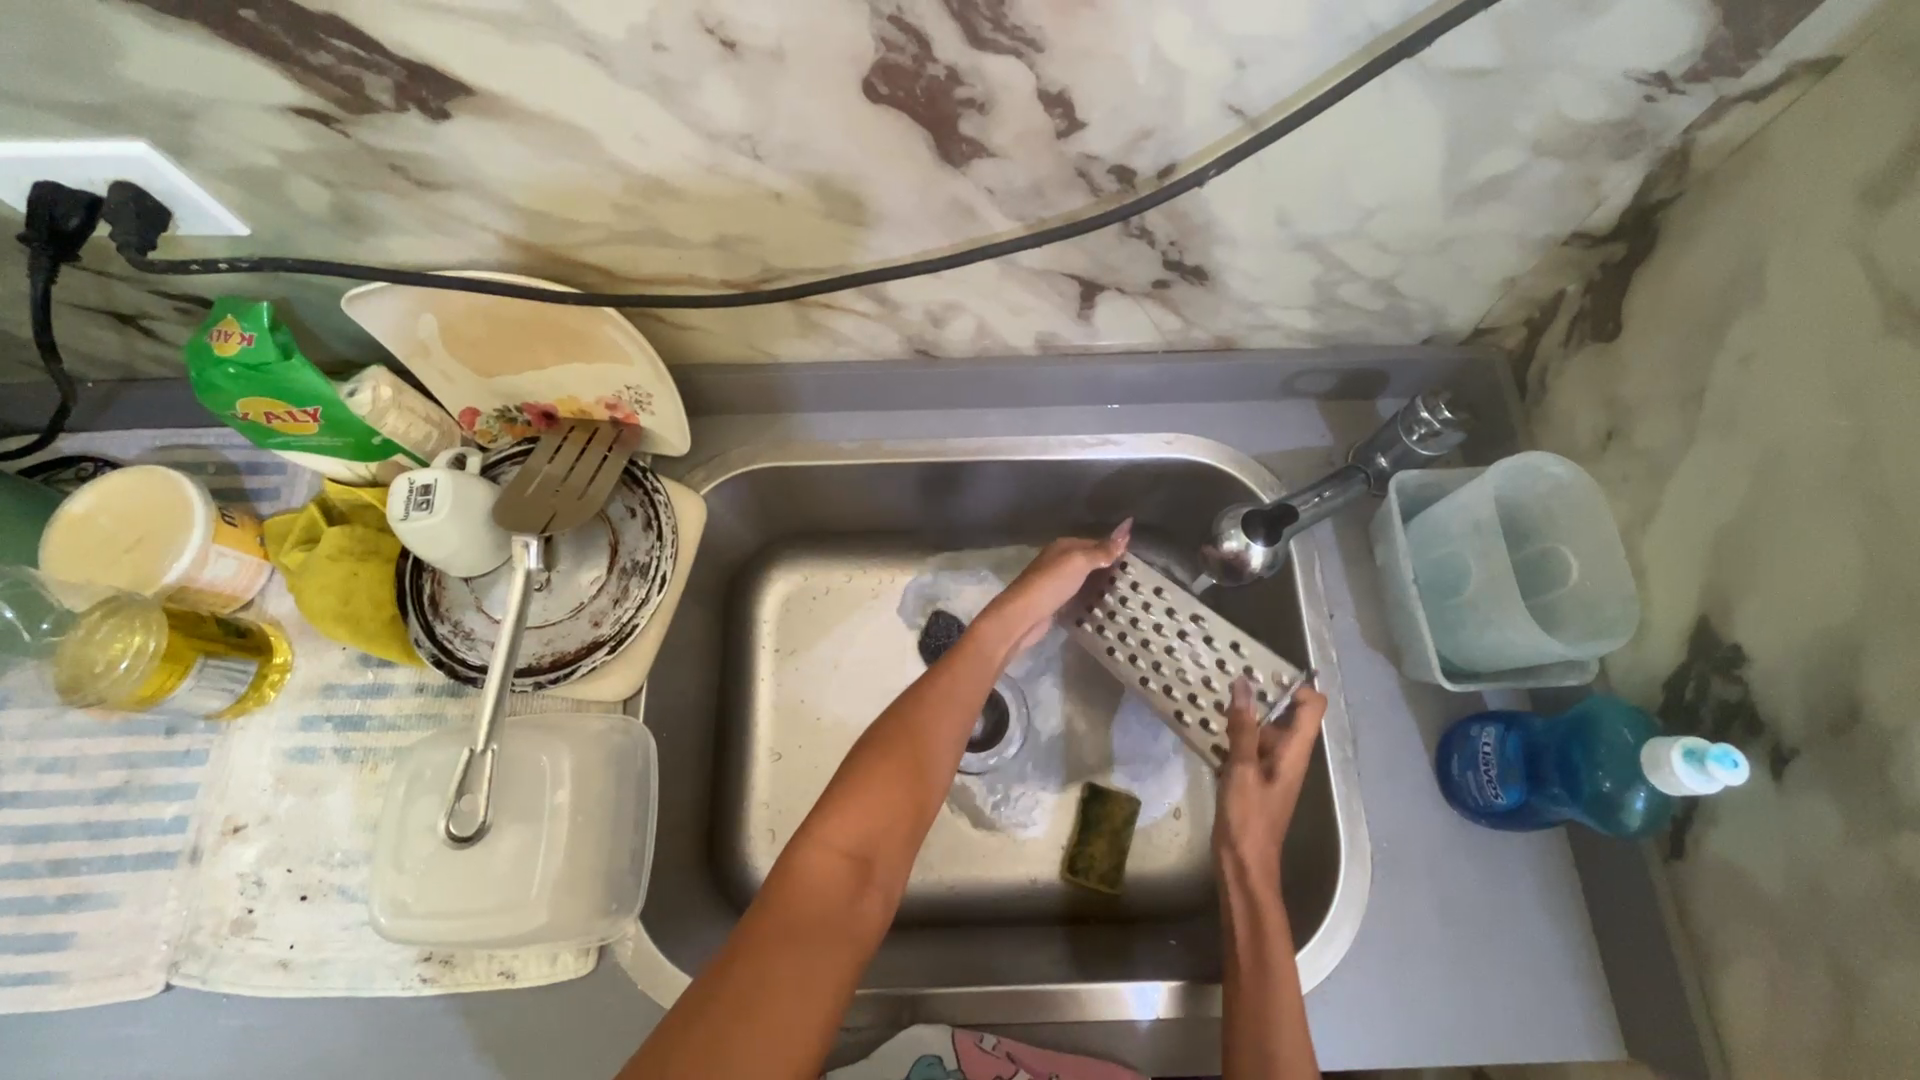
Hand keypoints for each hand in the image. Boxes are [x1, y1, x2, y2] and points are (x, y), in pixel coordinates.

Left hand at [973, 520, 1131, 656]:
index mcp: (1063, 547)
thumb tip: (1127, 526)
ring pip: (1084, 580)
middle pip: (1089, 562)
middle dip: (1109, 568)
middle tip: (1135, 581)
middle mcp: (1058, 561)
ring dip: (1100, 585)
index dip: (1114, 549)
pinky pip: (1078, 597)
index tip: (1136, 561)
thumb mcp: (1079, 562)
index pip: (1095, 543)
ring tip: (1126, 595)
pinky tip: (1104, 607)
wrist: (1022, 616)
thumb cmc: (1050, 584)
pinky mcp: (1055, 603)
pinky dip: (1090, 599)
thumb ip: (1102, 549)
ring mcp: (1055, 583)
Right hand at [1214, 676, 1325, 885]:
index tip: (1264, 672)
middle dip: (1263, 695)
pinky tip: (1210, 728)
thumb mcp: (1242, 768)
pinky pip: (1250, 746)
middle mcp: (1289, 755)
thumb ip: (1242, 727)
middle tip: (1230, 677)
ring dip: (1245, 714)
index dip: (1296, 686)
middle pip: (1287, 714)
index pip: (1313, 707)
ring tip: (1215, 696)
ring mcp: (1272, 767)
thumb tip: (1244, 685)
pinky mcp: (1254, 778)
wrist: (1244, 863)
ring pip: (1265, 730)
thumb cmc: (1248, 818)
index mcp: (1296, 752)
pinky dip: (1235, 734)